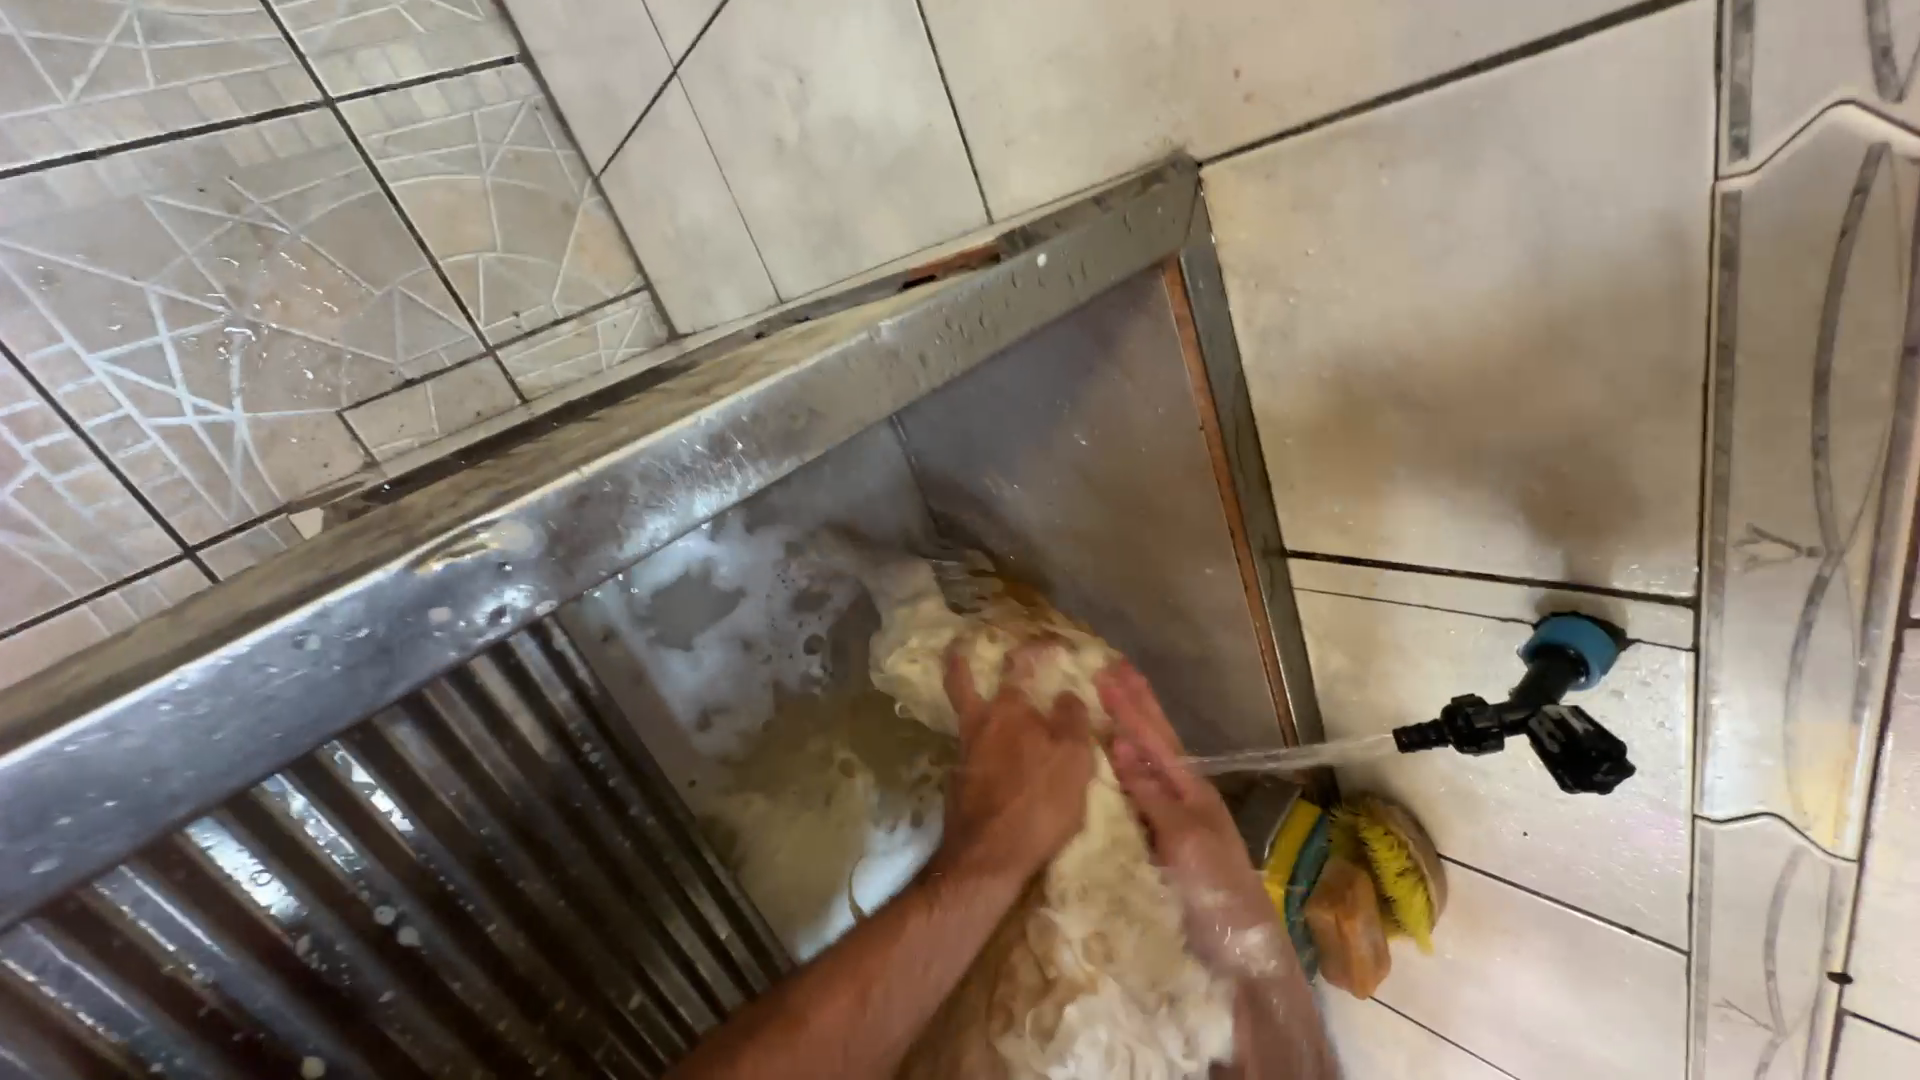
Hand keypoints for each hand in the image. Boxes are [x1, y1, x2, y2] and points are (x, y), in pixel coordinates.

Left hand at [935, 639, 1093, 880]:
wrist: (988, 856)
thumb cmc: (1039, 801)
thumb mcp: (1073, 759)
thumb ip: (1071, 721)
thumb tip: (1066, 693)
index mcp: (1009, 710)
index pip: (1019, 664)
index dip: (1032, 649)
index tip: (1045, 642)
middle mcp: (979, 724)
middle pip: (962, 684)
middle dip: (959, 663)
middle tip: (959, 647)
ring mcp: (963, 753)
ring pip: (962, 717)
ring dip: (963, 699)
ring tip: (970, 695)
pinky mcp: (958, 782)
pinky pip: (968, 751)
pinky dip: (976, 744)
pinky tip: (986, 754)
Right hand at [1099, 661, 1289, 979]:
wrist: (1239, 952)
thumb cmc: (1215, 892)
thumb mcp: (1184, 839)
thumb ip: (1152, 794)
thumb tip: (1120, 745)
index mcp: (1191, 788)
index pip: (1155, 738)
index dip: (1132, 705)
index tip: (1109, 671)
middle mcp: (1182, 795)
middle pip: (1155, 740)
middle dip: (1134, 704)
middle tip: (1111, 667)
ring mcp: (1172, 817)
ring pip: (1146, 762)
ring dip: (1129, 728)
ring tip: (1110, 700)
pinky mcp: (1159, 841)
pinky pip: (1136, 791)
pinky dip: (1122, 767)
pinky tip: (1110, 760)